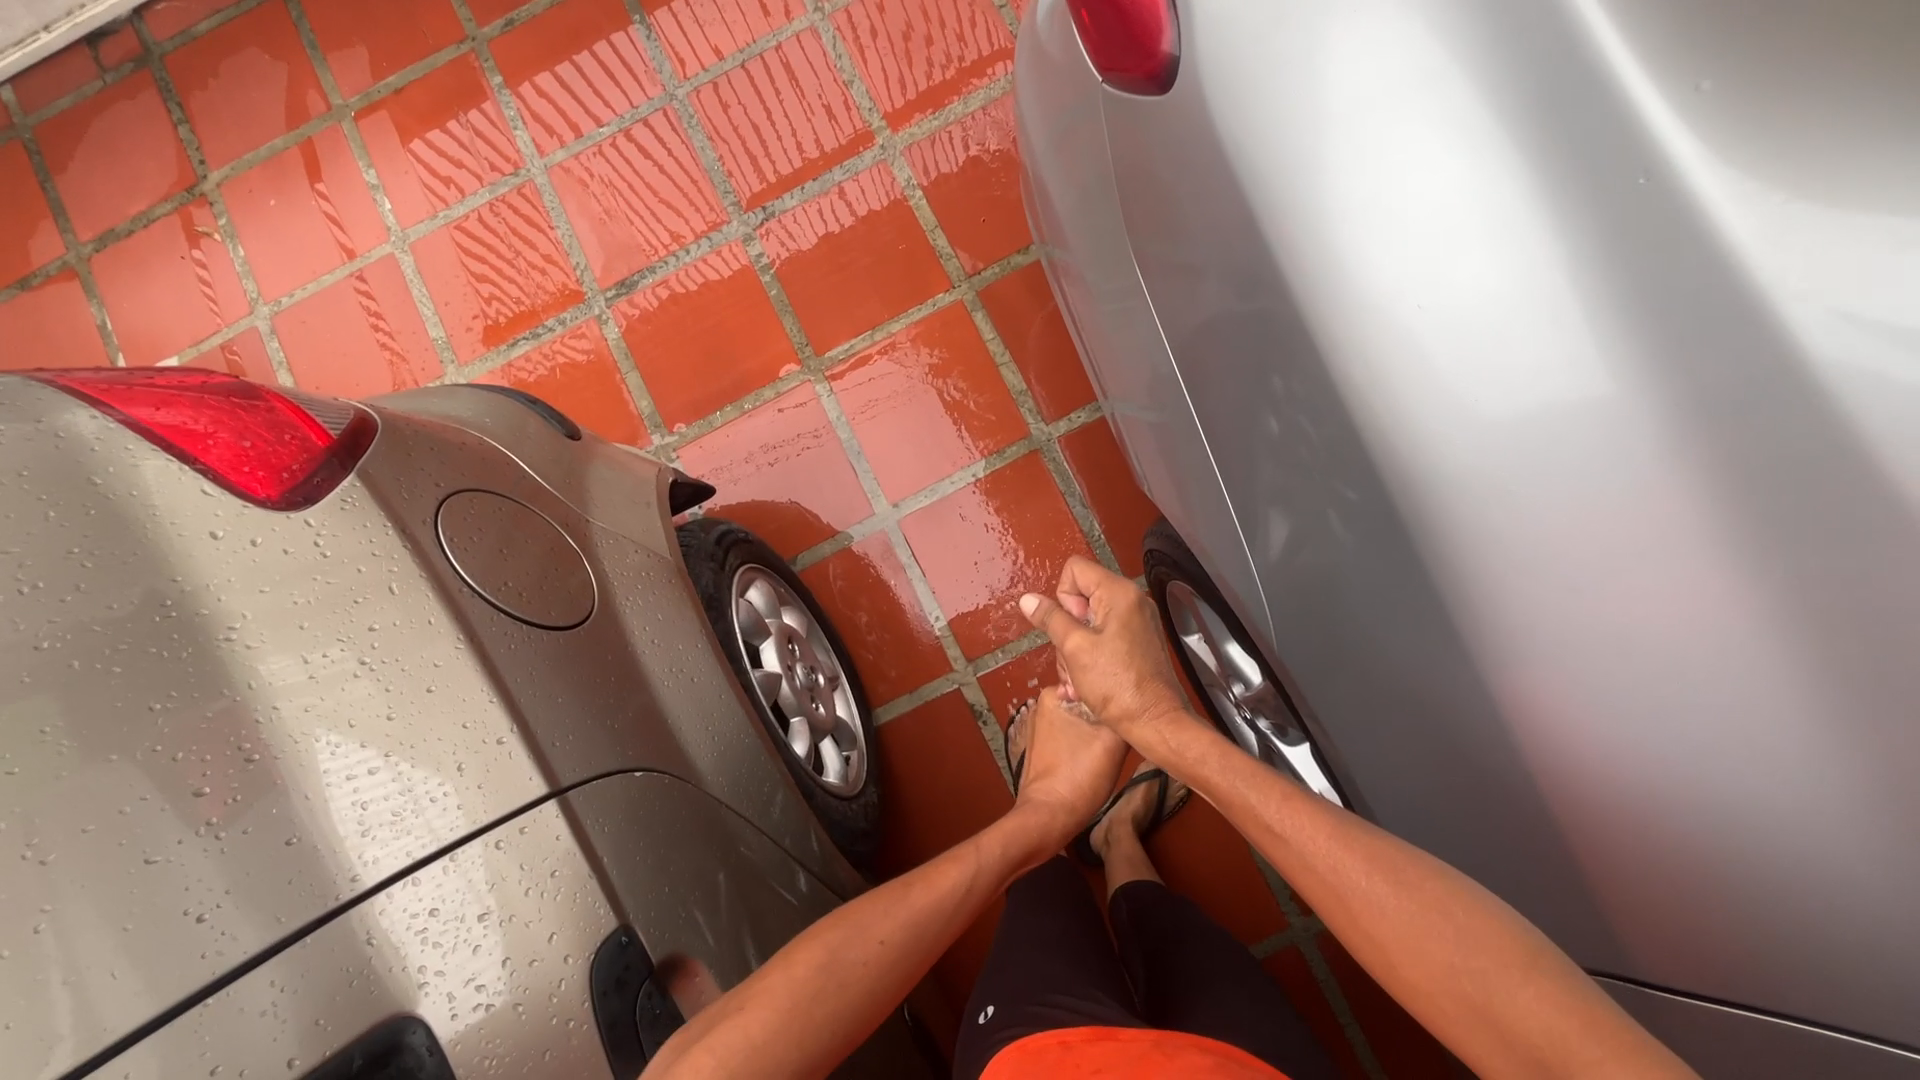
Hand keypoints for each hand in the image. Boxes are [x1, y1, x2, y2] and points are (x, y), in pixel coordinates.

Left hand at [1011, 687, 1127, 849]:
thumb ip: (1122, 714)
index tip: (1133, 709)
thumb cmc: (1080, 775)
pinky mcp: (1042, 747)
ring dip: (1096, 729)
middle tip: (1125, 728)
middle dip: (1105, 713)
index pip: (1094, 683)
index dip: (1116, 696)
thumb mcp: (1112, 740)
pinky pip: (1071, 735)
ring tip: (1113, 745)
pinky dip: (1084, 742)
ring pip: (1080, 719)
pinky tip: (1095, 756)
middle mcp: (1042, 705)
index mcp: (1052, 693)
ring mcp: (1040, 727)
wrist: (1049, 817)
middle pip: (1087, 701)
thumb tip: (1134, 703)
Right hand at [1020, 556, 1188, 743]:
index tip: (1071, 628)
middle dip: (1067, 629)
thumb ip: (1050, 619)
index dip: (1062, 597)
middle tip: (1074, 656)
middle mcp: (1132, 600)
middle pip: (1081, 597)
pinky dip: (1089, 655)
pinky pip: (1104, 636)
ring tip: (1078, 677)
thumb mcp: (1074, 649)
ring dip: (1074, 648)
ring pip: (1088, 621)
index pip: (1075, 569)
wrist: (1155, 721)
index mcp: (1119, 593)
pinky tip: (1086, 682)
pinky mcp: (1138, 640)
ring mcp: (1137, 621)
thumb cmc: (1118, 686)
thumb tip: (1028, 600)